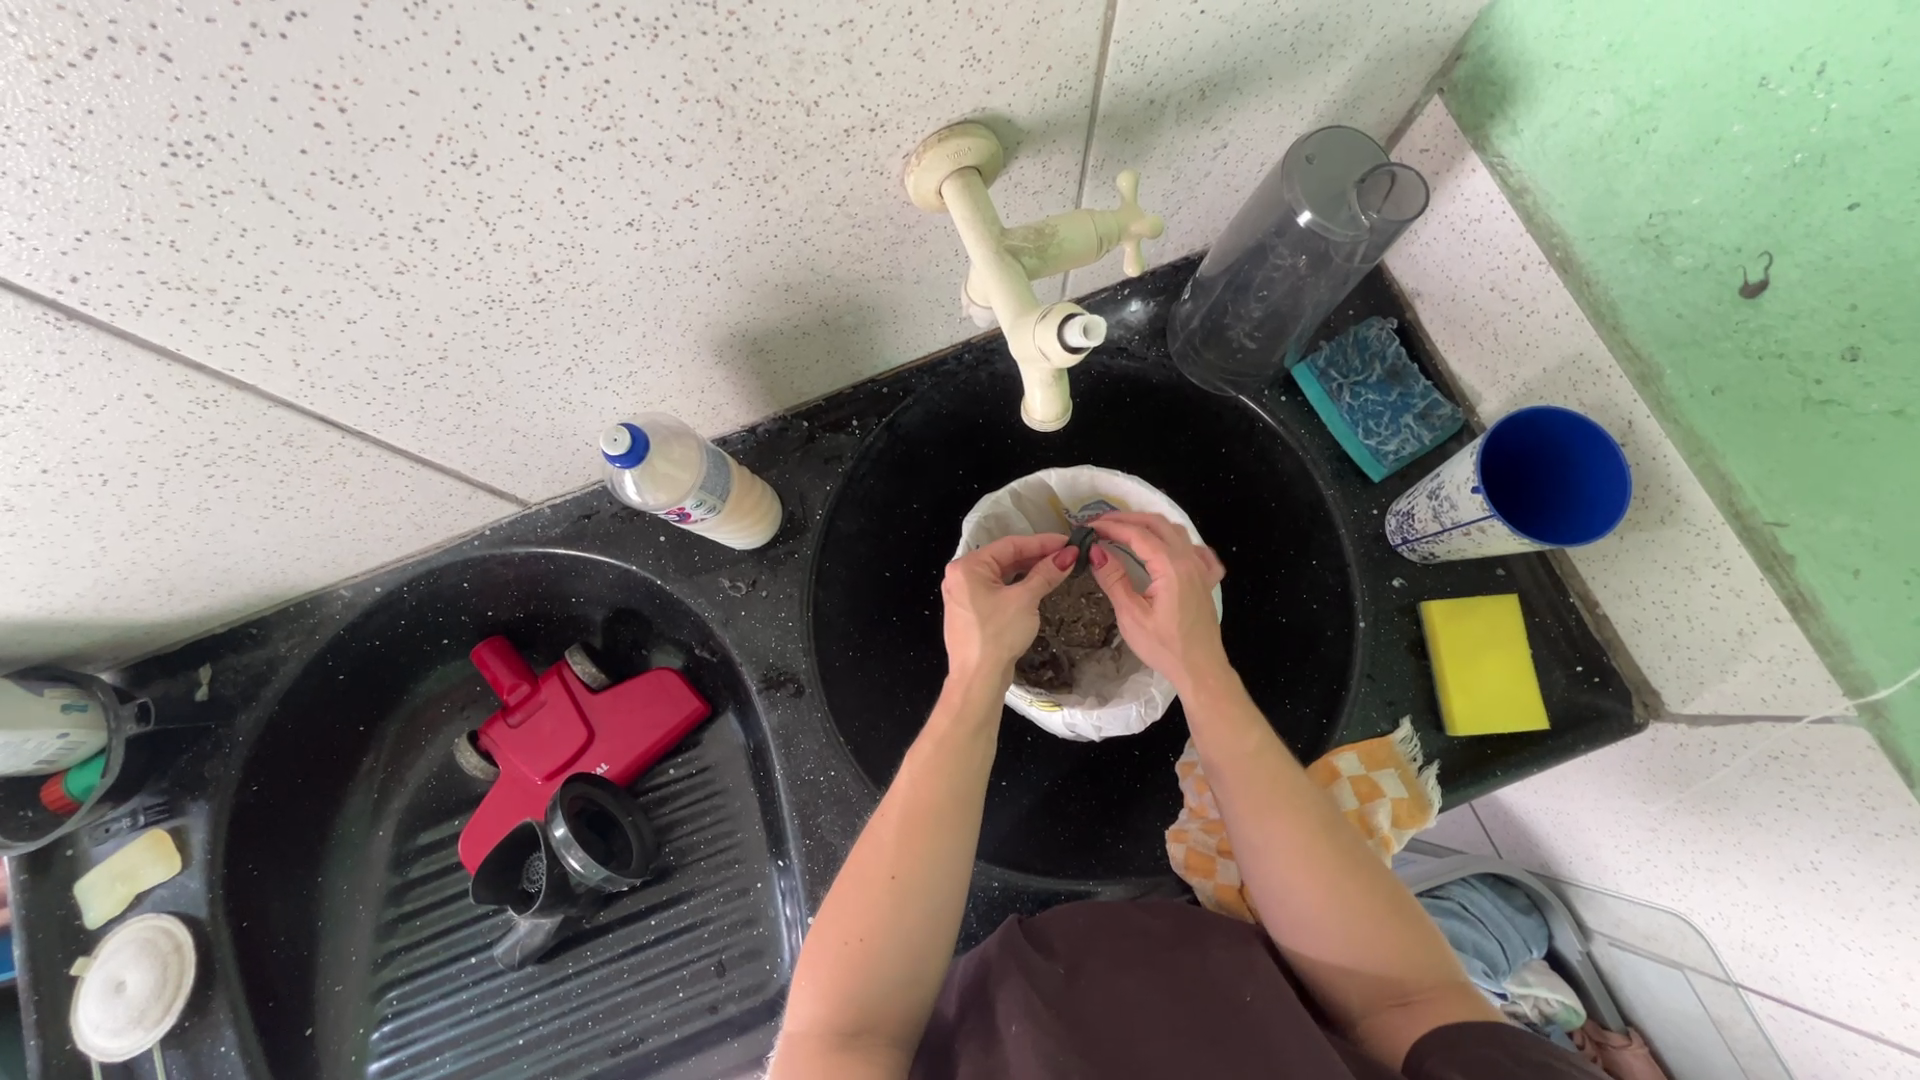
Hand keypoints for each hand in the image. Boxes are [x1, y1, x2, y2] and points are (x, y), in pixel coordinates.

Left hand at [941, 533, 1077, 687]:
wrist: (977, 678)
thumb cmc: (998, 634)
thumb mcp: (1025, 600)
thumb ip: (1046, 574)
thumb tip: (1068, 555)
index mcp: (968, 566)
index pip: (1010, 545)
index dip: (1042, 542)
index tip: (1068, 542)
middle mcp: (961, 576)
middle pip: (1004, 558)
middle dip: (1036, 556)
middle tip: (1066, 555)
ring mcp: (963, 595)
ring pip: (1001, 575)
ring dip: (1028, 571)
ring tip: (1056, 568)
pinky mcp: (971, 612)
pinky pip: (996, 590)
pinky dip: (1016, 586)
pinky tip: (1036, 586)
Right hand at [1087, 511, 1227, 691]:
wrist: (1200, 670)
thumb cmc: (1164, 647)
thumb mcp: (1131, 615)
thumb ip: (1114, 579)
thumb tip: (1095, 551)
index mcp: (1171, 567)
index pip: (1138, 534)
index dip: (1112, 526)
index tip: (1089, 526)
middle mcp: (1189, 560)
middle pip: (1158, 524)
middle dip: (1128, 519)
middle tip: (1102, 524)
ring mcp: (1202, 569)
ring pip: (1177, 532)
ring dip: (1150, 526)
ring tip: (1126, 530)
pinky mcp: (1207, 580)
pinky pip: (1196, 550)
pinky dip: (1178, 542)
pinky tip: (1169, 549)